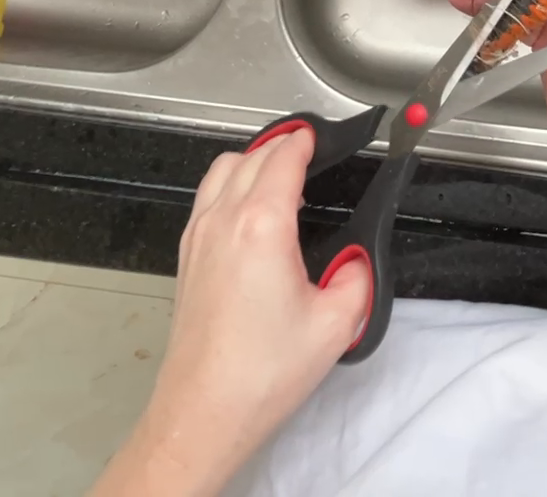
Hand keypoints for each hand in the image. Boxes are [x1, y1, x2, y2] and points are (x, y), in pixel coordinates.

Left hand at [96, 128, 369, 495]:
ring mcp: (199, 234)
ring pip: (223, 167)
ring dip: (253, 157)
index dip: (305, 140)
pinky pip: (207, 194)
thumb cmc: (262, 372)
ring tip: (279, 170)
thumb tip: (356, 258)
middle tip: (309, 149)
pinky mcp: (187, 254)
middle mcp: (224, 219)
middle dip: (284, 143)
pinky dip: (230, 180)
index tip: (319, 135)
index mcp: (262, 226)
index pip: (283, 158)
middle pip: (253, 154)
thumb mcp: (337, 323)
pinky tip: (249, 204)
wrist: (203, 412)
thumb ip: (358, 276)